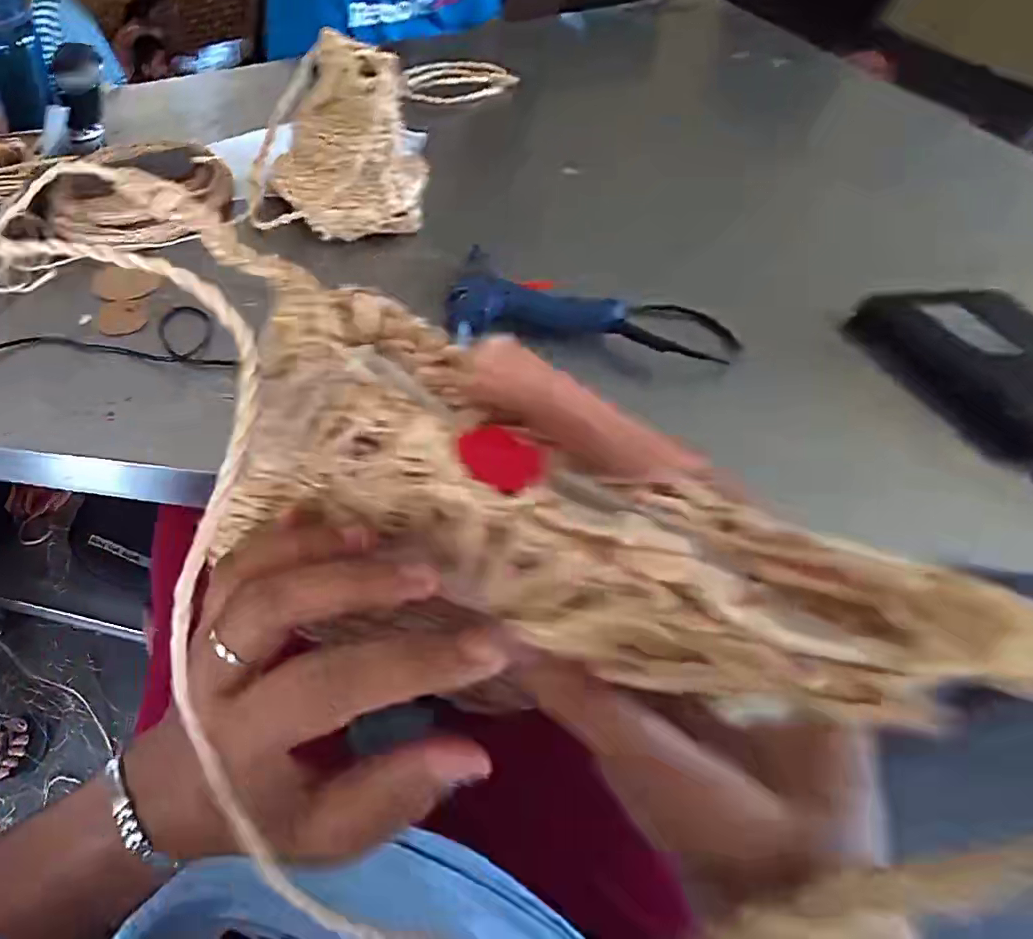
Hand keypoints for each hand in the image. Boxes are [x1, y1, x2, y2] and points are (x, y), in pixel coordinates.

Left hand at [126, 516, 507, 863]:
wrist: (175, 786)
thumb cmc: (255, 815)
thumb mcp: (324, 832)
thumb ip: (391, 794)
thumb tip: (471, 753)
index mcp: (245, 736)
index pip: (329, 685)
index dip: (408, 664)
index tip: (484, 646)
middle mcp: (213, 673)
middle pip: (272, 606)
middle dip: (349, 584)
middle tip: (423, 574)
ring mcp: (198, 634)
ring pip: (244, 573)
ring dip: (306, 546)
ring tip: (370, 536)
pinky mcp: (197, 613)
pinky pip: (228, 565)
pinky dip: (268, 537)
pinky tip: (309, 514)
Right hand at [466, 337, 885, 909]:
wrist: (773, 871)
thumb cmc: (755, 830)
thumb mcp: (691, 782)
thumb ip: (608, 714)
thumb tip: (507, 639)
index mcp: (754, 596)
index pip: (672, 482)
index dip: (588, 422)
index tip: (510, 373)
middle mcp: (700, 566)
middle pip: (621, 467)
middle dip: (546, 410)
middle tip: (472, 363)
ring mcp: (652, 580)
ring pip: (589, 493)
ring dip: (526, 443)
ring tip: (461, 398)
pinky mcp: (612, 602)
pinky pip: (560, 535)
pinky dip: (514, 499)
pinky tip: (465, 479)